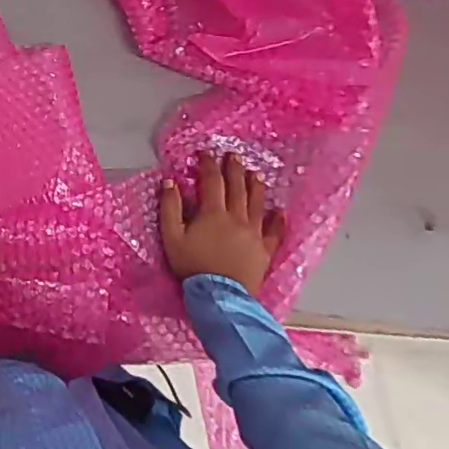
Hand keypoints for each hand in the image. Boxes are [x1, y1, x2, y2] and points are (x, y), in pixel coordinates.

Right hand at [159, 152, 284, 294]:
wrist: (220, 294)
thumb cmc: (192, 264)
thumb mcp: (171, 235)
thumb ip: (170, 207)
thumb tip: (170, 182)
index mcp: (213, 213)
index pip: (212, 181)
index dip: (208, 165)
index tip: (205, 153)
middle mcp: (237, 218)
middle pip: (237, 188)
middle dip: (234, 169)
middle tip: (234, 156)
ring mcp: (254, 233)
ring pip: (257, 203)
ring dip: (255, 186)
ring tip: (255, 174)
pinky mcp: (265, 249)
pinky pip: (274, 230)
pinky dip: (277, 218)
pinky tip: (279, 210)